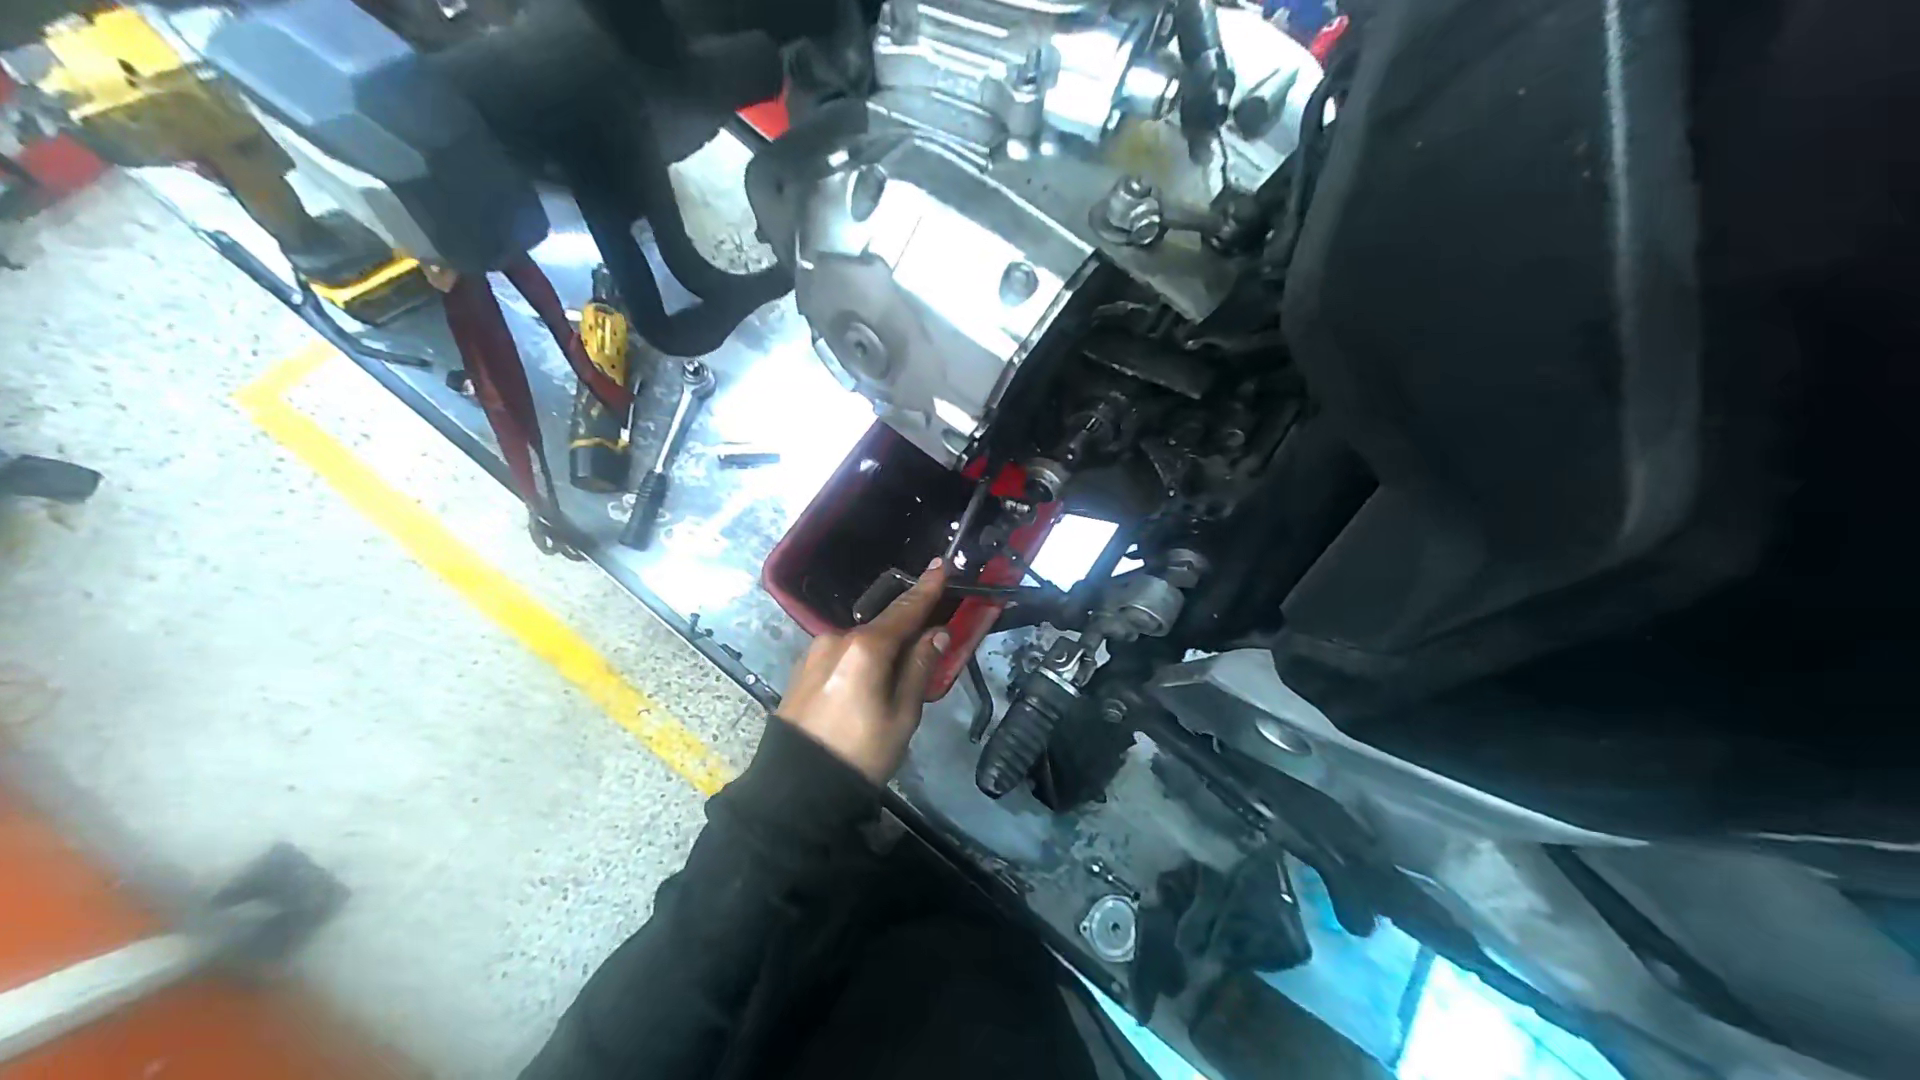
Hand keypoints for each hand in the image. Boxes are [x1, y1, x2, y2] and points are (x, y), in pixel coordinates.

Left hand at [777, 560, 951, 782]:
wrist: (796, 787)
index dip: (927, 589)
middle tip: (929, 645)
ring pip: (862, 643)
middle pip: (883, 627)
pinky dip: (862, 660)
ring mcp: (815, 652)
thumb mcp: (902, 716)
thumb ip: (919, 668)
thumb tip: (935, 634)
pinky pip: (843, 655)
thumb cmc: (860, 752)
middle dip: (907, 632)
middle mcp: (837, 639)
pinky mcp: (803, 668)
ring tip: (897, 681)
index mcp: (865, 647)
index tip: (942, 565)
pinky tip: (868, 684)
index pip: (904, 611)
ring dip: (883, 650)